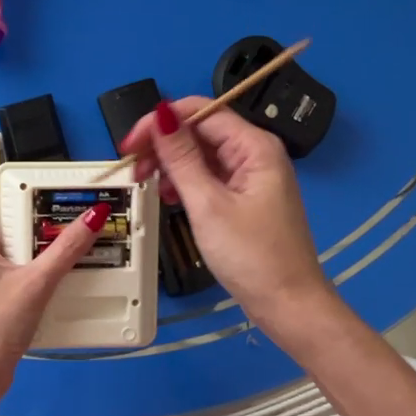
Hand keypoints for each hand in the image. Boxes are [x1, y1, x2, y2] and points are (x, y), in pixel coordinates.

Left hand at [0, 191, 103, 405]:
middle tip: (78, 210)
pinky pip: (16, 265)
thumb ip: (67, 249)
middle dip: (43, 214)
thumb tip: (94, 215)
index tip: (60, 186)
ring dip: (43, 241)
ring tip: (76, 235)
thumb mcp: (36, 284)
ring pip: (15, 244)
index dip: (28, 184)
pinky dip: (37, 263)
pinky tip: (62, 267)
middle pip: (10, 217)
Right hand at [119, 96, 328, 329]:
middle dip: (163, 145)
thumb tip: (162, 115)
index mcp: (254, 146)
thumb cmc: (251, 256)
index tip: (129, 145)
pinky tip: (170, 198)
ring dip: (171, 164)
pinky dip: (185, 182)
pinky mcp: (244, 198)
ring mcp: (250, 176)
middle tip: (133, 170)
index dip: (160, 122)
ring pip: (201, 154)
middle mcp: (255, 153)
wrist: (286, 303)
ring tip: (148, 186)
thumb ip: (182, 159)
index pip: (200, 112)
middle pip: (200, 130)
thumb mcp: (208, 205)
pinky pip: (208, 177)